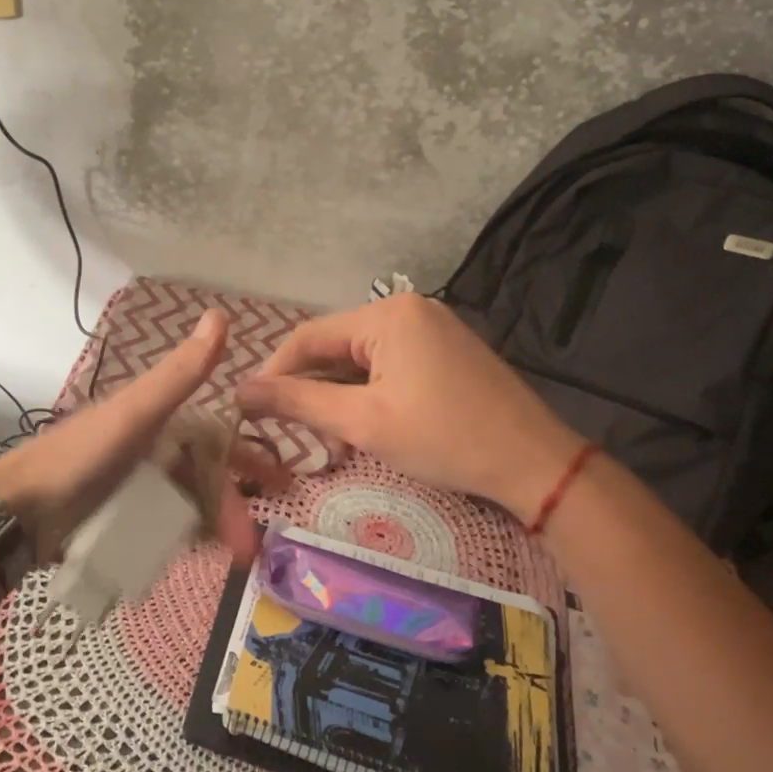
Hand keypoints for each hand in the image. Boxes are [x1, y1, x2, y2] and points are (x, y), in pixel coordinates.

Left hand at [0, 309, 268, 564]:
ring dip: (214, 526)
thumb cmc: (80, 456)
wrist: (19, 510)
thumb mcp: (135, 413)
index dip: (248, 457)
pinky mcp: (119, 518)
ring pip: (188, 503)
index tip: (281, 482)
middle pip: (204, 477)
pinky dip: (187, 537)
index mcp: (156, 420)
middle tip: (252, 544)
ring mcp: (133, 486)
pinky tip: (202, 555)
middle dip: (232, 505)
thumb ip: (179, 373)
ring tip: (234, 556)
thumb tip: (220, 314)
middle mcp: (149, 450)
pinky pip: (165, 525)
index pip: (215, 437)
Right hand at [234, 293, 584, 516]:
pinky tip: (365, 428)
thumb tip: (239, 391)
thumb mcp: (362, 422)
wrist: (533, 462)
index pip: (308, 337)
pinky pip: (389, 366)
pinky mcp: (446, 351)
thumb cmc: (443, 438)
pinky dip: (369, 396)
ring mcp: (431, 328)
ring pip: (360, 361)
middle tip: (298, 436)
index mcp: (387, 314)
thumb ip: (297, 402)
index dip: (274, 374)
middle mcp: (408, 309)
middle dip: (311, 392)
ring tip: (335, 442)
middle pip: (335, 348)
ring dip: (339, 398)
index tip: (251, 411)